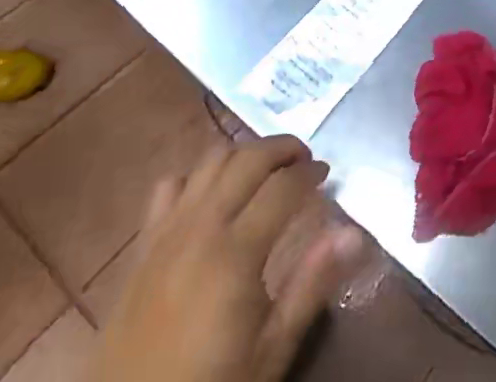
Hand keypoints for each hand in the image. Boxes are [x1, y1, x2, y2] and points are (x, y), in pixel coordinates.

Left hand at [89, 135, 365, 381]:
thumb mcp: (272, 348)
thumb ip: (312, 284)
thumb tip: (353, 233)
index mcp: (235, 254)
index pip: (283, 187)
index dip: (311, 172)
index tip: (328, 175)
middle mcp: (199, 229)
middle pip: (246, 159)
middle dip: (282, 148)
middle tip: (305, 161)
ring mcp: (165, 233)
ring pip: (209, 161)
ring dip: (244, 154)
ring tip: (266, 170)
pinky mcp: (142, 245)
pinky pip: (170, 185)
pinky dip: (198, 176)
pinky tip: (213, 194)